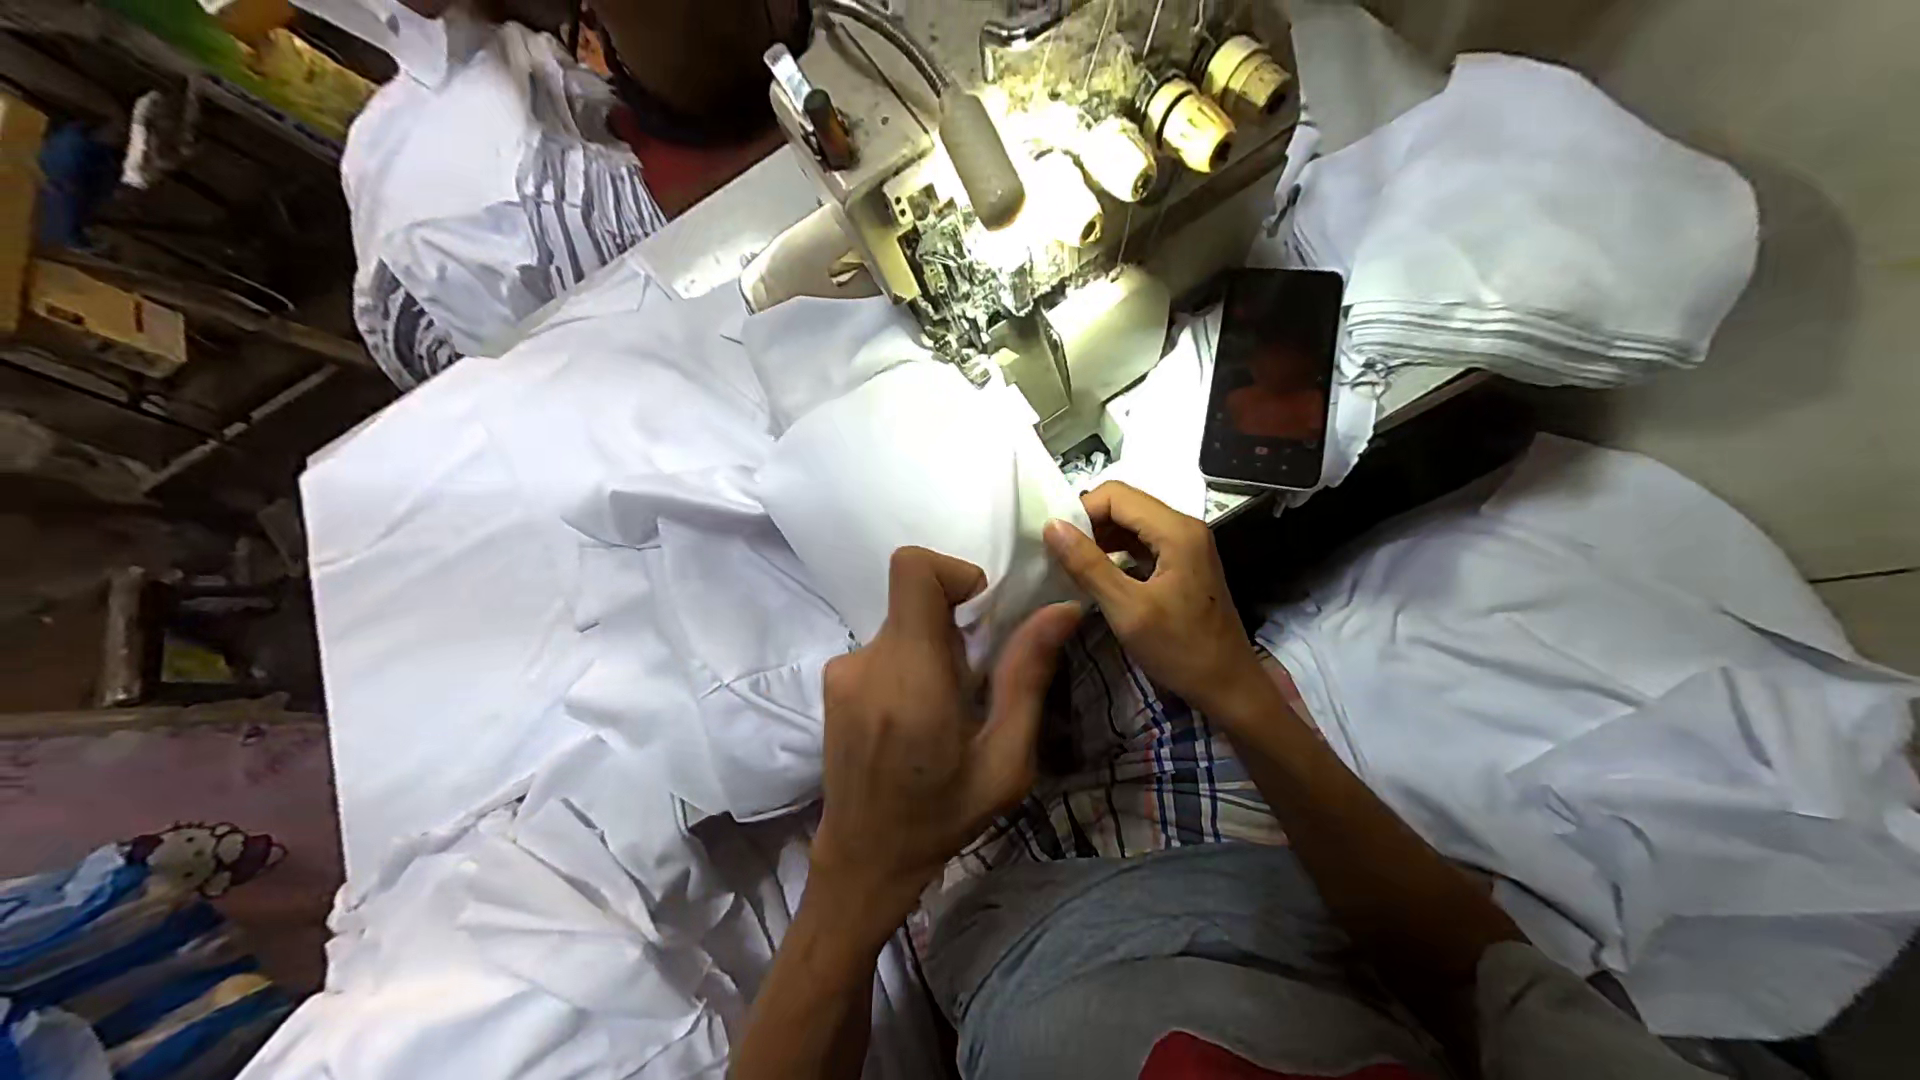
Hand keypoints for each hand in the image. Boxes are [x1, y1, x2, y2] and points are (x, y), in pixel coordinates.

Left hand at [811, 546, 1082, 929]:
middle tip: (975, 679)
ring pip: (903, 622)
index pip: (913, 570)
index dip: (955, 574)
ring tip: (945, 709)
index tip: (982, 618)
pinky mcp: (832, 680)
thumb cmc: (943, 816)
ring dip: (933, 648)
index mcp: (910, 678)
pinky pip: (885, 645)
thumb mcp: (1006, 761)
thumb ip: (1028, 678)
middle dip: (955, 622)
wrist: (864, 857)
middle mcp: (867, 661)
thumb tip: (1061, 609)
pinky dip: (910, 662)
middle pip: (915, 596)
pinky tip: (917, 716)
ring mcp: (842, 669)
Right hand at [1043, 482, 1270, 721]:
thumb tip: (1051, 526)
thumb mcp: (1127, 609)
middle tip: (1059, 554)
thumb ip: (1088, 565)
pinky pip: (1141, 544)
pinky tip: (1096, 575)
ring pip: (1131, 524)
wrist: (1229, 687)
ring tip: (1072, 565)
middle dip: (1088, 524)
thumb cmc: (1180, 649)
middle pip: (1124, 504)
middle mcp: (1184, 527)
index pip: (1116, 495)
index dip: (1081, 511)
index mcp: (1176, 530)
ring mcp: (1185, 545)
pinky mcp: (1182, 563)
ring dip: (1099, 539)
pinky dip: (1115, 553)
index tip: (1054, 541)